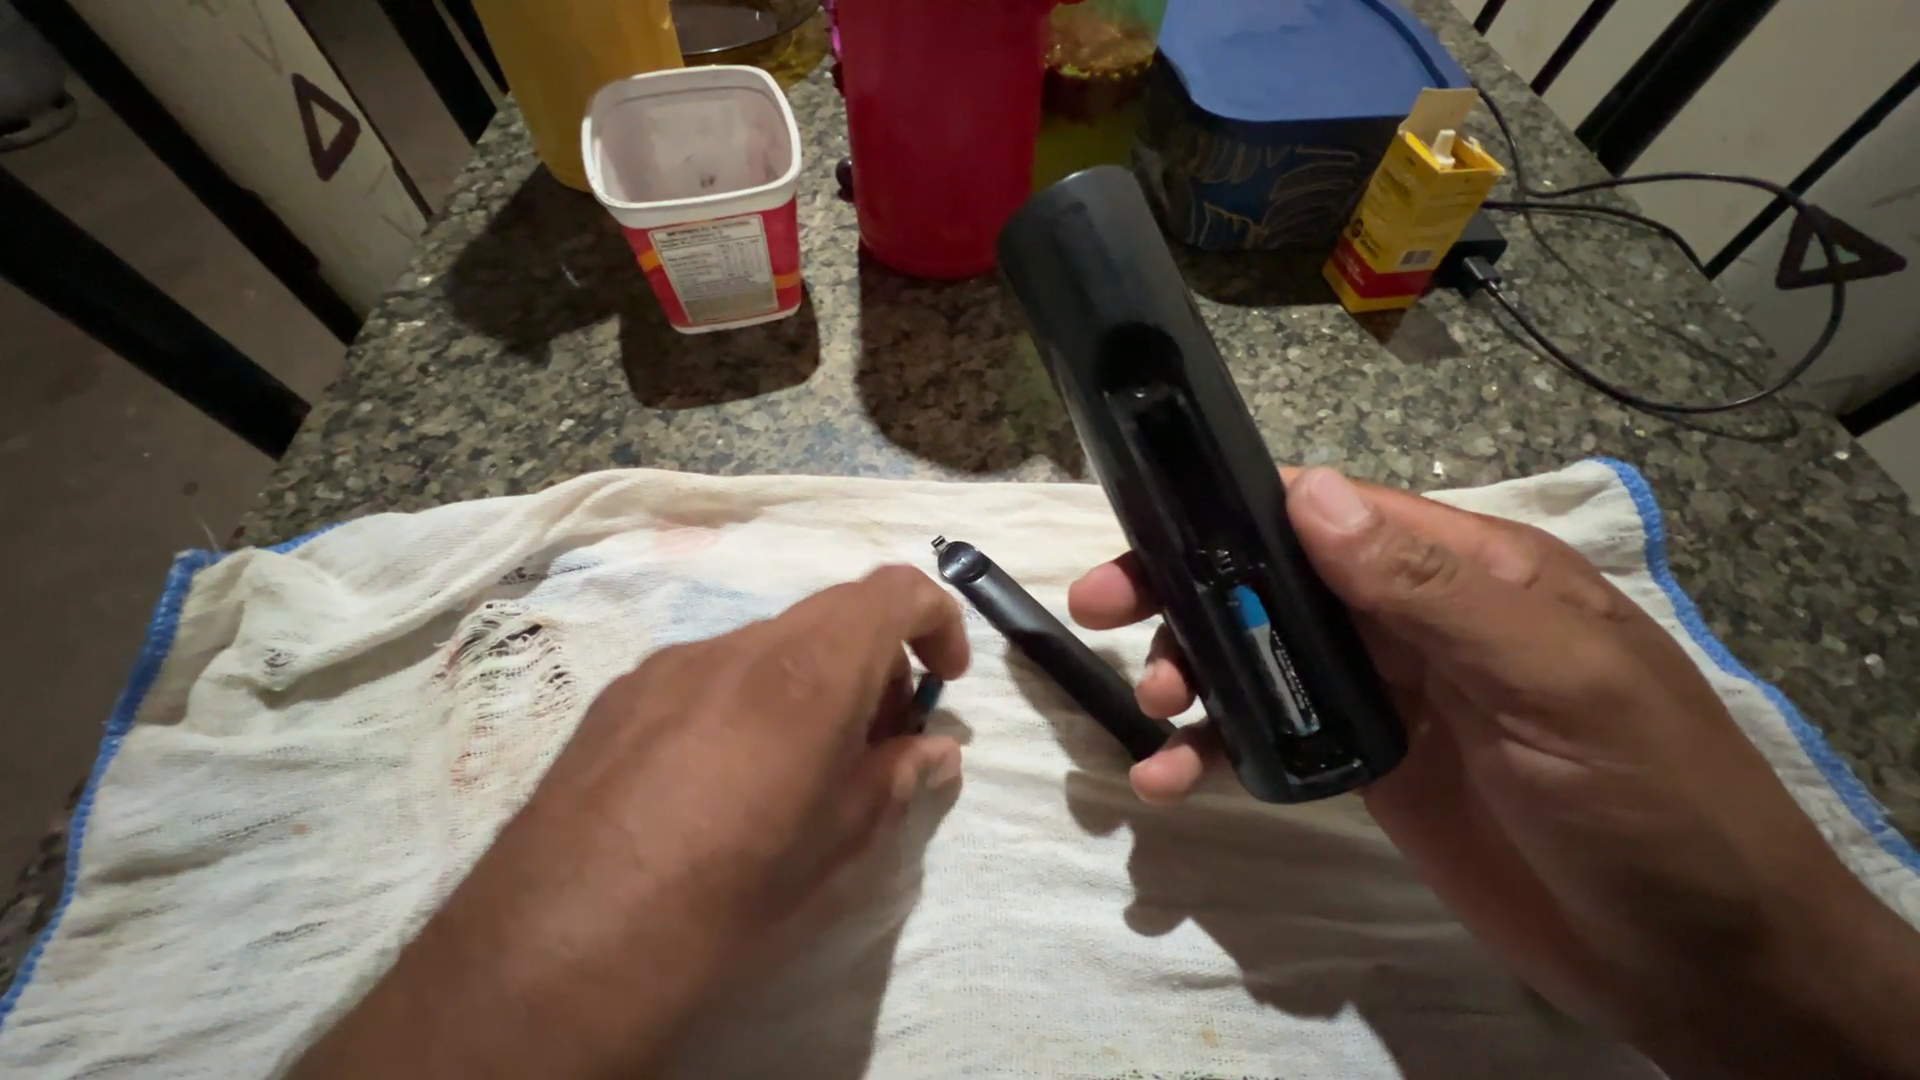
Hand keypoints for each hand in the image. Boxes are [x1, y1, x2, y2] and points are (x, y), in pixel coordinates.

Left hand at [292, 566, 968, 1078]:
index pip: (892, 591)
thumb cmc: (725, 904)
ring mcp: (670, 664)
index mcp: (805, 676)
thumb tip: (936, 751)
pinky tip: (724, 780)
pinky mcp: (621, 694)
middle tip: (878, 741)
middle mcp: (737, 648)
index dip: (936, 619)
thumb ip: (897, 782)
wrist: (551, 956)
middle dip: (878, 661)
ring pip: (771, 643)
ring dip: (812, 681)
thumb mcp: (839, 854)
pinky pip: (712, 671)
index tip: (942, 682)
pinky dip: (752, 698)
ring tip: (800, 767)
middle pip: (834, 613)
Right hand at [1070, 467, 1919, 1078]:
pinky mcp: (1354, 761)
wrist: (1691, 964)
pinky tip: (1169, 778)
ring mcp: (1373, 691)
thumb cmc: (1644, 802)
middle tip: (1099, 606)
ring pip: (1250, 658)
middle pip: (1264, 583)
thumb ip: (1430, 586)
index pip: (1319, 513)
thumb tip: (1311, 494)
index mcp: (1452, 570)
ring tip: (1150, 708)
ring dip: (1184, 672)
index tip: (1147, 533)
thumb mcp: (1551, 680)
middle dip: (1178, 592)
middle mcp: (1399, 618)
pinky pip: (1262, 737)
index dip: (1227, 514)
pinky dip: (1208, 750)